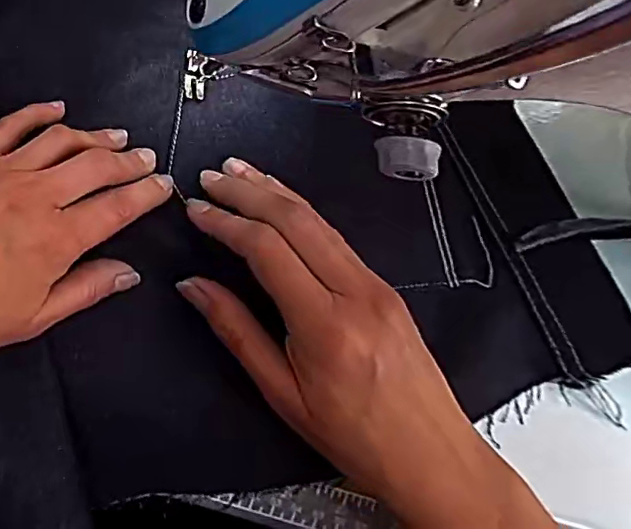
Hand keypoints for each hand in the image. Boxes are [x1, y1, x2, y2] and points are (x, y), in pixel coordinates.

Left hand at [0, 101, 173, 362]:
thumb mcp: (30, 319)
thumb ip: (84, 290)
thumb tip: (128, 273)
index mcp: (56, 239)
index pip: (116, 207)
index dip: (146, 193)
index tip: (163, 184)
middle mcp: (39, 196)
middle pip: (97, 166)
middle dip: (129, 160)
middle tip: (147, 157)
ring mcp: (7, 170)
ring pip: (64, 140)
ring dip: (95, 135)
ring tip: (116, 136)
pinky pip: (14, 125)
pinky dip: (39, 113)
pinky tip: (57, 109)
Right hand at [178, 159, 554, 528]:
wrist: (434, 459)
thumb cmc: (359, 439)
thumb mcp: (283, 395)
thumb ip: (236, 332)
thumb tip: (195, 287)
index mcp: (327, 326)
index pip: (267, 249)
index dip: (226, 222)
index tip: (197, 210)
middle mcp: (355, 292)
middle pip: (292, 219)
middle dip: (245, 192)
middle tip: (211, 177)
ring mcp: (374, 282)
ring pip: (316, 217)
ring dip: (272, 190)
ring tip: (238, 172)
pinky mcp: (382, 282)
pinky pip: (333, 232)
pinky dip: (298, 207)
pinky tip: (279, 198)